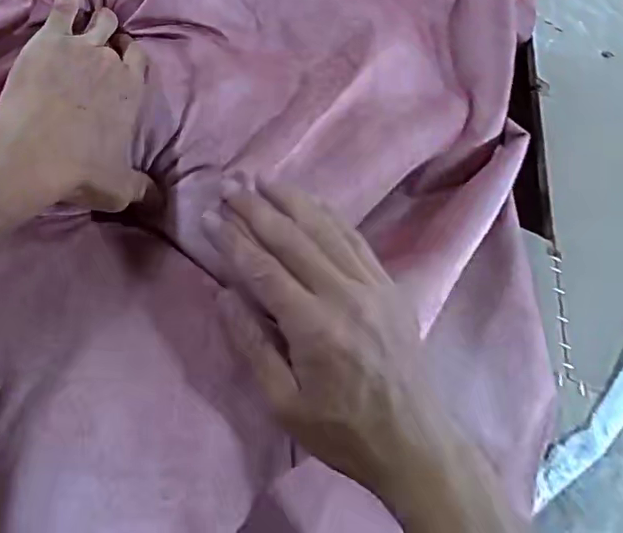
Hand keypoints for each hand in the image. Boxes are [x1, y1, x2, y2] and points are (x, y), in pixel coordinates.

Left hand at [0, 0, 152, 211]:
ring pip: (99, 20)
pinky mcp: (52, 39)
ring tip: (96, 14)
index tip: (124, 58)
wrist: (33, 152)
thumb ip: (142, 189)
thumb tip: (160, 201)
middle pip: (119, 38)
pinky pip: (66, 5)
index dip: (132, 56)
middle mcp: (112, 62)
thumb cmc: (78, 169)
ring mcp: (82, 47)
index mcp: (131, 91)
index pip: (139, 61)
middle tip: (106, 42)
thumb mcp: (118, 187)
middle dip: (115, 37)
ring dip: (99, 17)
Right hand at [208, 184, 524, 531]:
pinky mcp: (388, 283)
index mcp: (314, 328)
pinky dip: (328, 214)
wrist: (415, 442)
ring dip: (290, 199)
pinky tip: (310, 201)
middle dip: (255, 208)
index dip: (232, 238)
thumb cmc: (342, 430)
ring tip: (263, 180)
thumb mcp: (284, 404)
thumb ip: (252, 345)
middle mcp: (343, 294)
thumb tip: (224, 294)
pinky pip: (354, 237)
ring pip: (324, 228)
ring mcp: (371, 284)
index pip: (263, 268)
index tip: (208, 216)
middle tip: (228, 186)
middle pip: (291, 238)